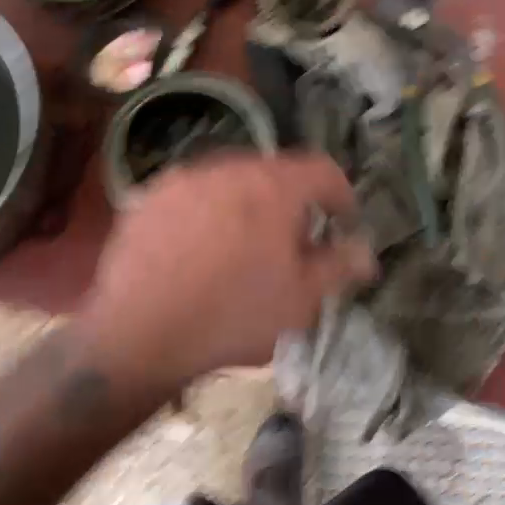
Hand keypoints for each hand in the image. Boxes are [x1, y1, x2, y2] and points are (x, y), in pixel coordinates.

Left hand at [78, 152, 376, 388]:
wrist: (139, 336)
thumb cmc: (234, 317)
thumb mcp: (301, 300)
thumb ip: (339, 267)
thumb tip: (366, 252)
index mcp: (275, 186)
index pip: (324, 170)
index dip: (341, 195)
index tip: (343, 223)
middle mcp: (229, 168)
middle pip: (274, 172)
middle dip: (291, 202)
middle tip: (292, 242)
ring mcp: (183, 179)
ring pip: (230, 182)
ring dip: (246, 206)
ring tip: (242, 248)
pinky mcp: (147, 199)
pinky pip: (191, 197)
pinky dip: (205, 215)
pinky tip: (198, 253)